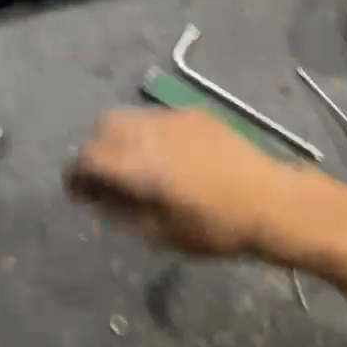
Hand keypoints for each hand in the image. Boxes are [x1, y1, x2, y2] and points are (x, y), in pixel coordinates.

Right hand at [65, 108, 314, 257]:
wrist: (270, 201)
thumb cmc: (214, 227)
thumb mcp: (159, 233)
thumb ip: (121, 211)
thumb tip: (97, 198)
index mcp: (140, 162)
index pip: (89, 155)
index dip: (76, 174)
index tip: (79, 194)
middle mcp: (153, 130)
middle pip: (106, 125)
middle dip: (98, 149)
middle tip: (105, 180)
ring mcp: (177, 116)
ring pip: (133, 117)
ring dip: (123, 138)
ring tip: (136, 168)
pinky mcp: (198, 113)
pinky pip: (159, 117)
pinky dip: (149, 134)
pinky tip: (168, 158)